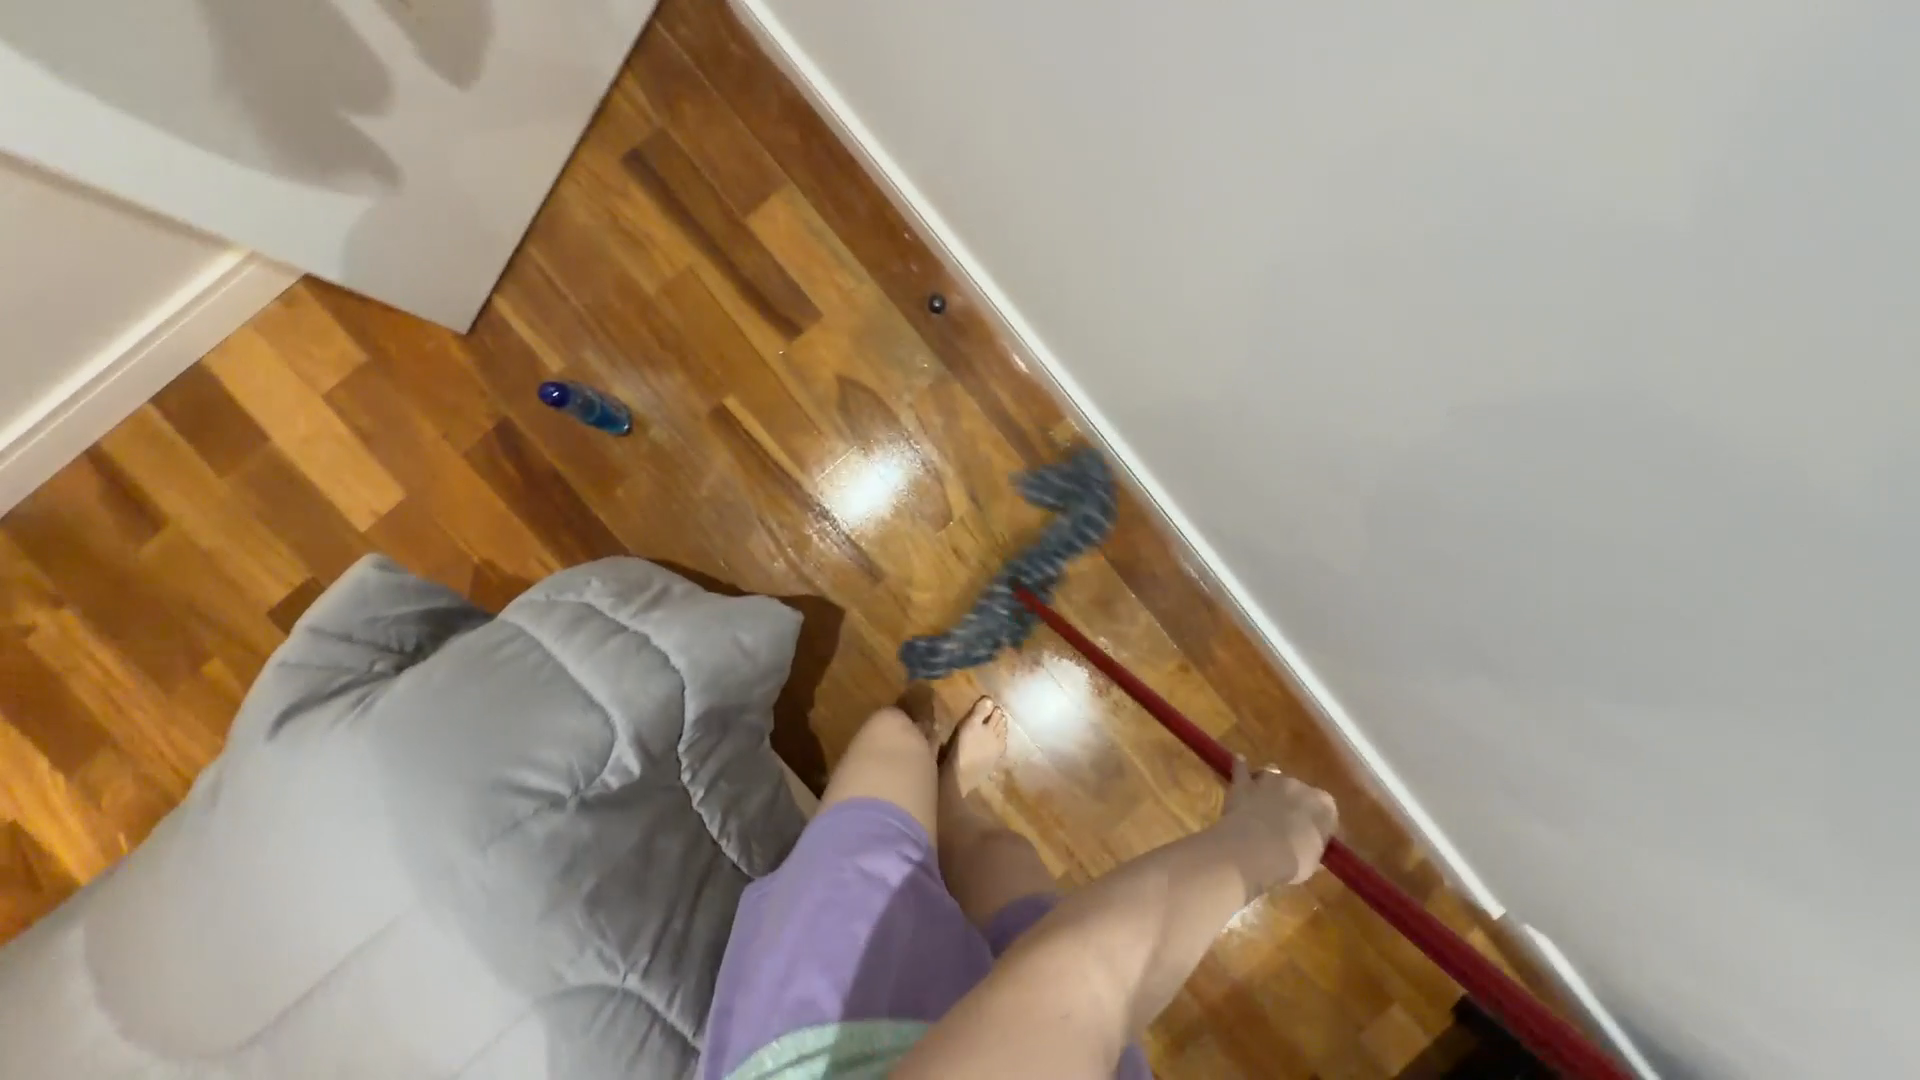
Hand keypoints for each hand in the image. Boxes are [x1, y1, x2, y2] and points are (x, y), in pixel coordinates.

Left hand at [1217, 758, 1338, 891]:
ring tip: (1264, 801)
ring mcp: (1269, 780)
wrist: (1255, 850)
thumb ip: (1312, 846)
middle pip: (1298, 791)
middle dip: (1293, 804)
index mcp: (1323, 805)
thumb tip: (1307, 846)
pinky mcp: (1243, 783)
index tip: (1311, 836)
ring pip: (1272, 776)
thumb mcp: (1312, 861)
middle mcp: (1298, 785)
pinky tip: (1239, 761)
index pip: (1326, 810)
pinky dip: (1240, 766)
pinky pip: (1241, 769)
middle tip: (1284, 824)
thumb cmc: (1292, 862)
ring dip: (1270, 786)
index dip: (1318, 823)